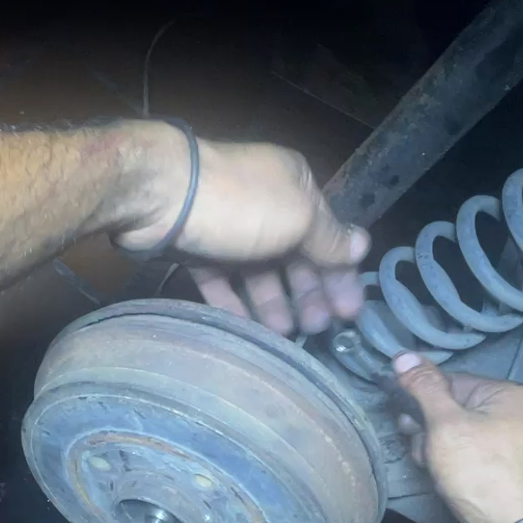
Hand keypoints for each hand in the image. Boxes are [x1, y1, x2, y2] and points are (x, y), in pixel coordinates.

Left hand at [112, 122, 368, 335]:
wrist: (160, 197)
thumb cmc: (239, 203)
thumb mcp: (297, 216)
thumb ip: (329, 237)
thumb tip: (361, 246)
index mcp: (295, 188)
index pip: (328, 237)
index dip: (341, 275)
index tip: (351, 313)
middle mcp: (264, 206)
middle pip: (294, 257)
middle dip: (309, 294)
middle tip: (319, 330)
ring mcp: (228, 229)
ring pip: (257, 273)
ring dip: (274, 304)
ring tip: (285, 335)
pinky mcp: (196, 251)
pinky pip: (221, 282)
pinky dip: (235, 304)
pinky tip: (248, 331)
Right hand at [391, 352, 522, 522]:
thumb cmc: (484, 474)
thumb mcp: (446, 426)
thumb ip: (423, 389)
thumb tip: (402, 354)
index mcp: (506, 393)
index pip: (447, 383)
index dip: (419, 403)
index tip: (404, 425)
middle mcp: (516, 412)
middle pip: (451, 410)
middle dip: (428, 432)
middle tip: (426, 454)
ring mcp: (515, 442)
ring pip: (457, 437)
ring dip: (437, 453)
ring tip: (440, 474)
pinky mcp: (511, 469)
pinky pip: (472, 456)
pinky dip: (455, 467)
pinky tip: (452, 483)